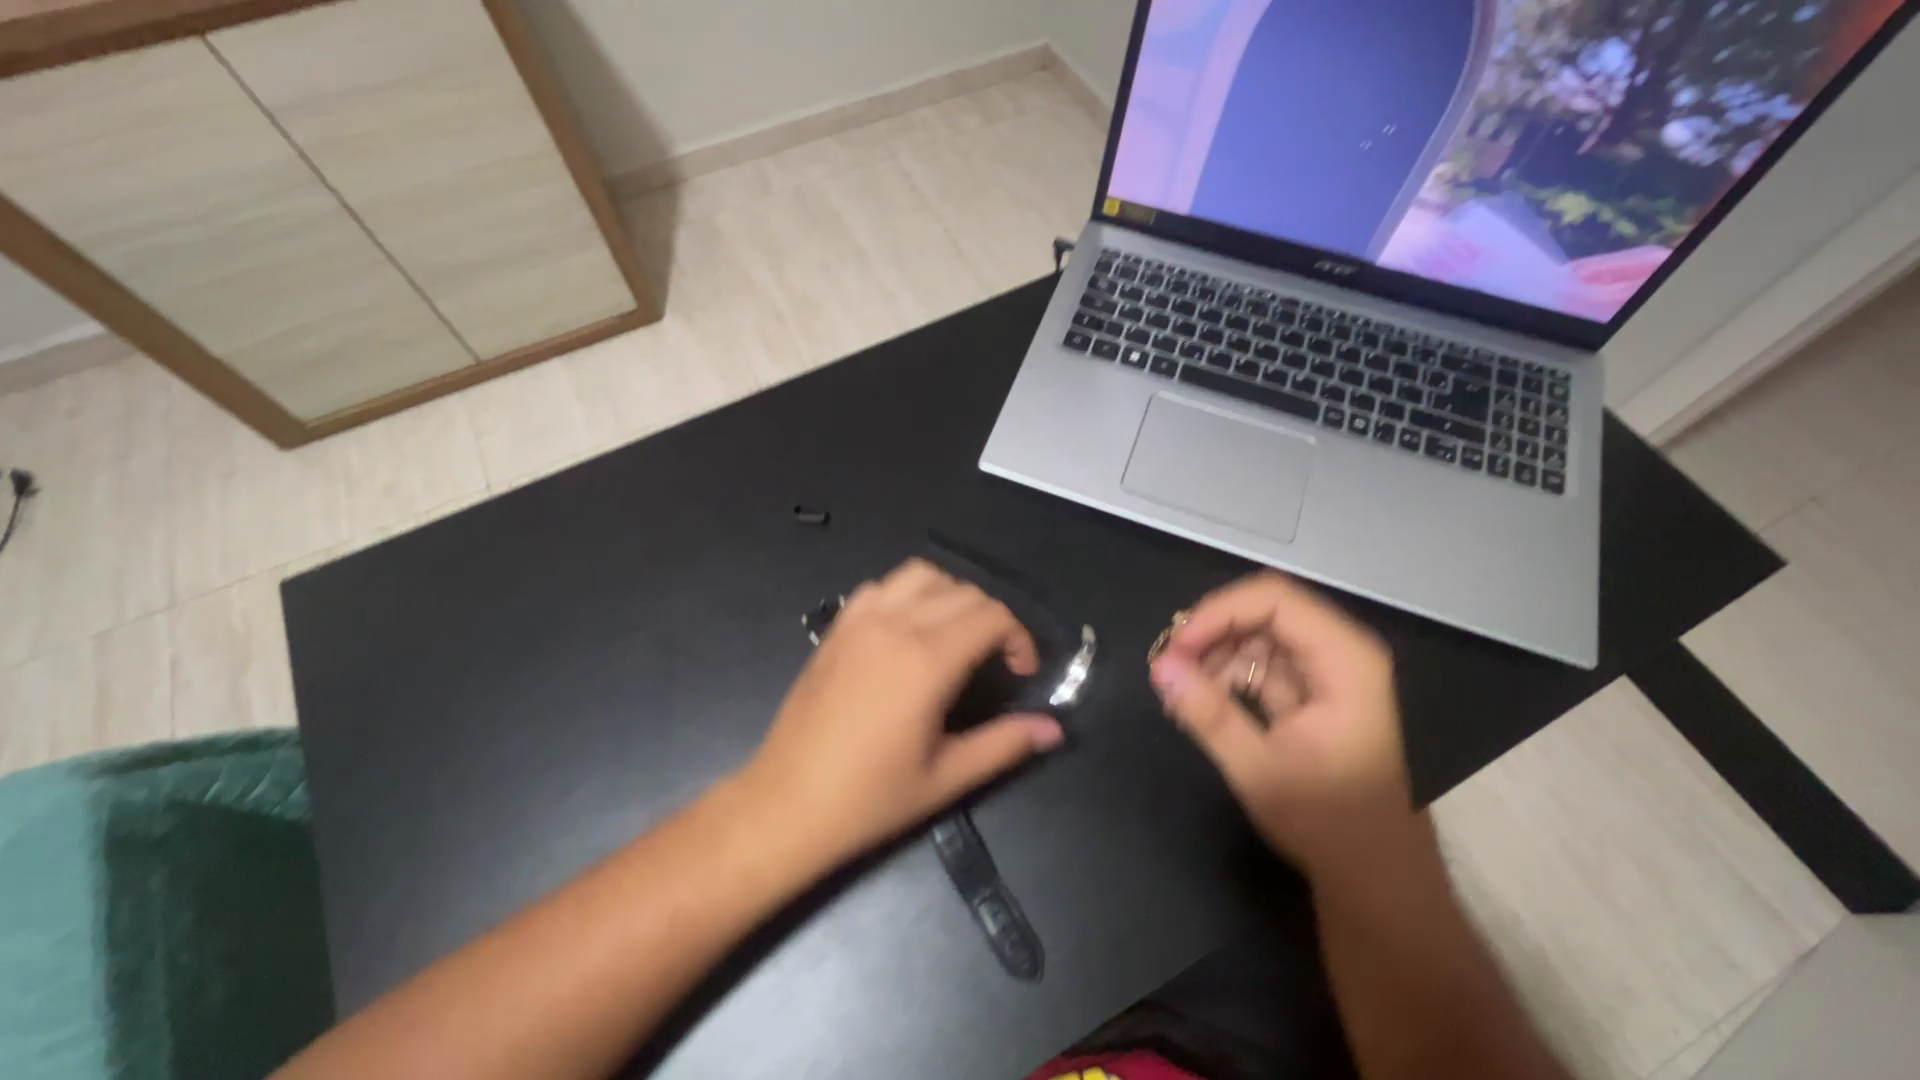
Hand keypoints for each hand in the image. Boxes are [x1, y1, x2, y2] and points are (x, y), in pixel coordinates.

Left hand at [736, 560, 1064, 862]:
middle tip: (997, 662)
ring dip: (951, 596)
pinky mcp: (835, 629)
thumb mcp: (947, 777)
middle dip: (992, 619)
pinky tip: (909, 632)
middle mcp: (894, 625)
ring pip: (921, 575)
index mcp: (927, 660)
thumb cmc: (870, 798)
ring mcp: (859, 621)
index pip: (992, 615)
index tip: (1022, 671)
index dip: (1019, 637)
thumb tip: (1054, 729)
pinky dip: (907, 594)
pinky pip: (880, 587)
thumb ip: (1005, 743)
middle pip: (963, 591)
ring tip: (957, 637)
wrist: (787, 804)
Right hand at [1149, 572, 1417, 874]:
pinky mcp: (1312, 692)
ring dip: (1216, 654)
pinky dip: (1229, 674)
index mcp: (1344, 660)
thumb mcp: (1259, 769)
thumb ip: (1208, 713)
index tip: (1176, 648)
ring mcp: (1328, 672)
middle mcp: (1340, 653)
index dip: (1219, 613)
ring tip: (1180, 690)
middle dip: (1212, 633)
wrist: (1374, 871)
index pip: (1274, 600)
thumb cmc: (1327, 821)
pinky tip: (1202, 699)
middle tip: (1169, 667)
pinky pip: (1263, 663)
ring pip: (1260, 635)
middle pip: (1266, 611)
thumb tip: (1160, 668)